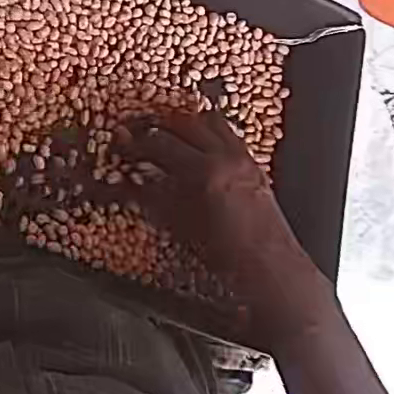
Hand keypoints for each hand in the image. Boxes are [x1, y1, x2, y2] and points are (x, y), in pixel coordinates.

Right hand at [121, 109, 338, 348]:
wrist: (273, 271)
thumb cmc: (226, 257)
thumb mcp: (180, 226)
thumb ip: (154, 198)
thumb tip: (131, 182)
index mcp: (205, 170)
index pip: (160, 143)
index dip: (136, 142)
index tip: (121, 142)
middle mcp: (227, 157)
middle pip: (184, 123)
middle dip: (157, 127)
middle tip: (139, 135)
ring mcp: (244, 158)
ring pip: (210, 122)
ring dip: (186, 124)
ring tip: (167, 136)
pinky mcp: (254, 166)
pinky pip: (228, 135)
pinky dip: (209, 134)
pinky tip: (198, 150)